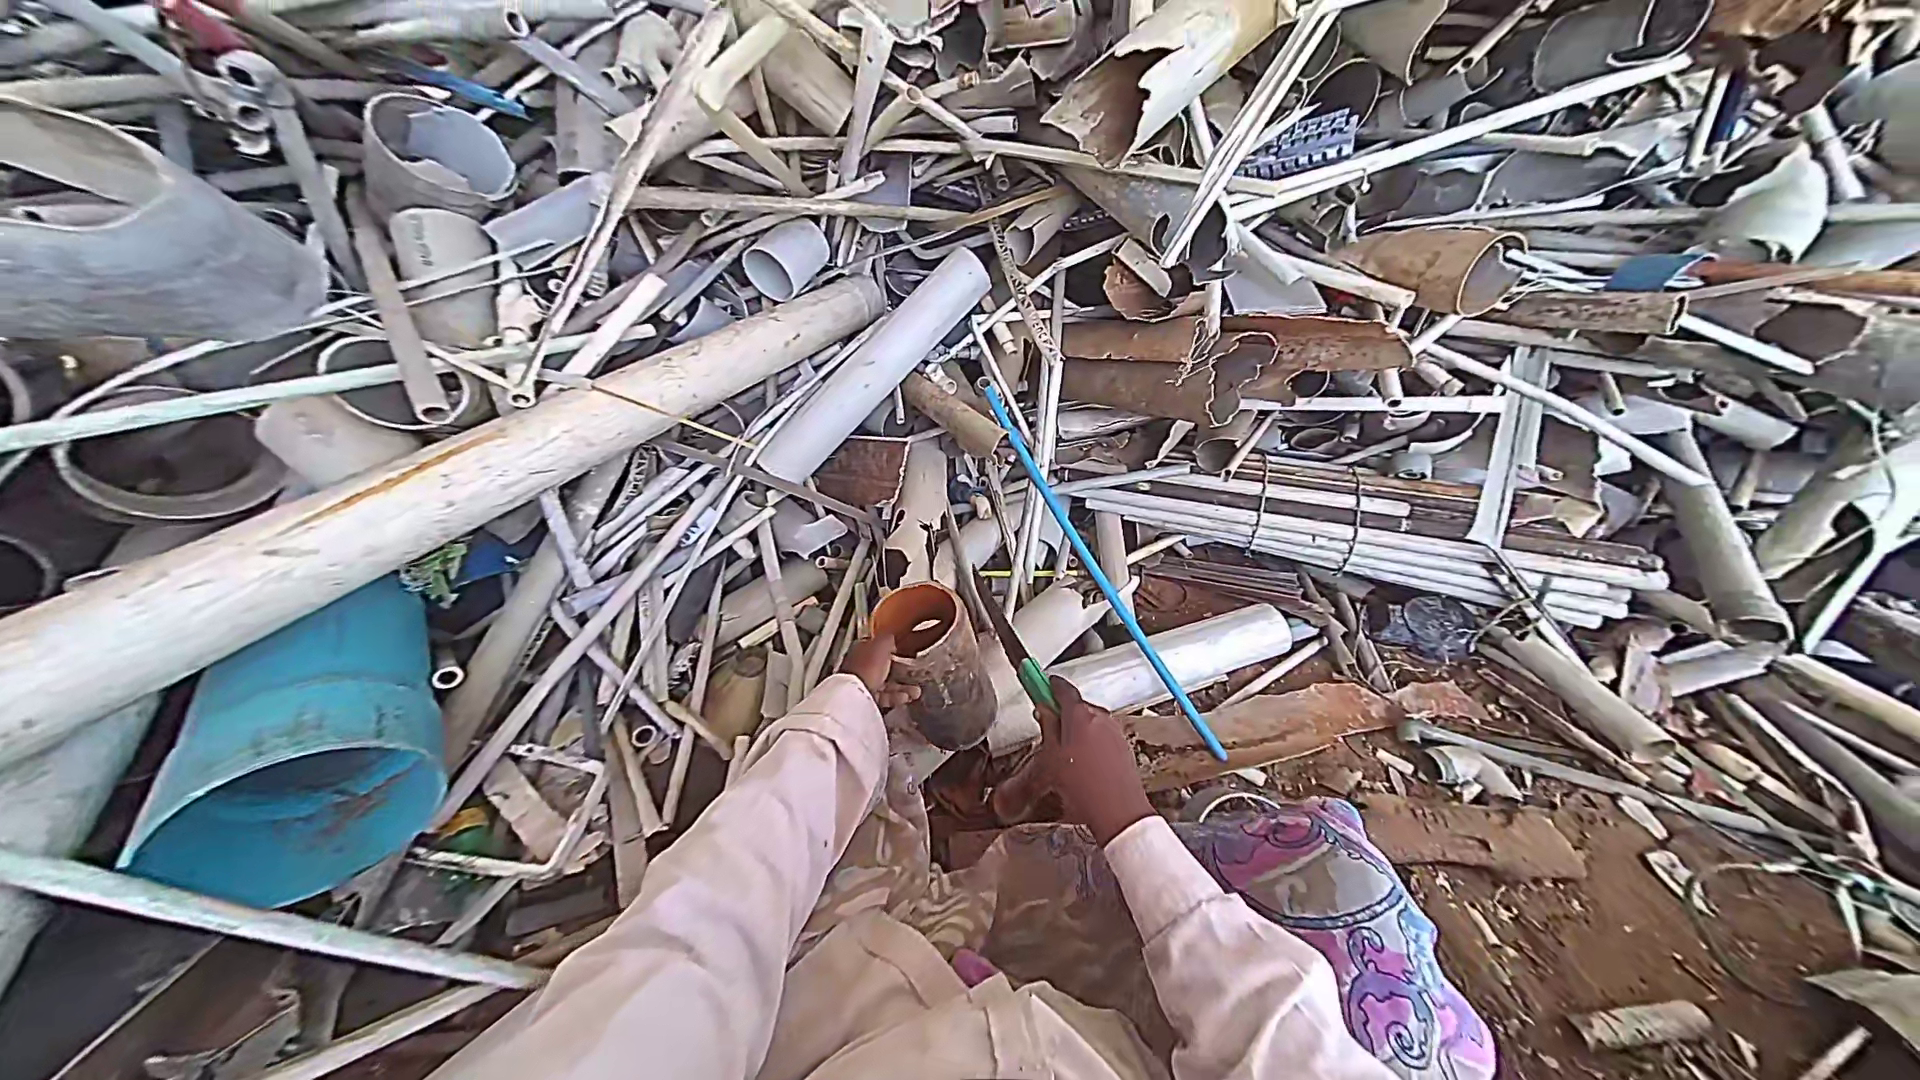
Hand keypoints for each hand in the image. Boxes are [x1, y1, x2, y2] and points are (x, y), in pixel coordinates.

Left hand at [839, 633, 921, 709]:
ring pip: (885, 684)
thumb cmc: (866, 666)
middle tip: (913, 674)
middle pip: (883, 667)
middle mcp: (859, 665)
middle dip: (901, 672)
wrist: (857, 693)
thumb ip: (888, 638)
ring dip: (902, 687)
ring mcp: (862, 683)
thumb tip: (891, 636)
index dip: (892, 650)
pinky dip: (895, 697)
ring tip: (914, 691)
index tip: (904, 653)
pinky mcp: (865, 699)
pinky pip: (883, 697)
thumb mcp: (882, 644)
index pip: (877, 647)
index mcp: (860, 648)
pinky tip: (905, 697)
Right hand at [993, 676, 1152, 845]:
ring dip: (1076, 727)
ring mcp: (1114, 730)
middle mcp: (1100, 717)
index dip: (1048, 685)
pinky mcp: (1123, 744)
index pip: (1062, 688)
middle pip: (1076, 704)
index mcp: (1080, 715)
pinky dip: (1091, 738)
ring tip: (1065, 752)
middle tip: (1047, 727)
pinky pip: (1102, 733)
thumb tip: (1044, 709)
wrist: (1118, 811)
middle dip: (1062, 712)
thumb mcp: (1051, 757)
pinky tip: (1083, 761)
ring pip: (1090, 719)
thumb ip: (1048, 727)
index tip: (1039, 684)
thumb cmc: (1083, 787)